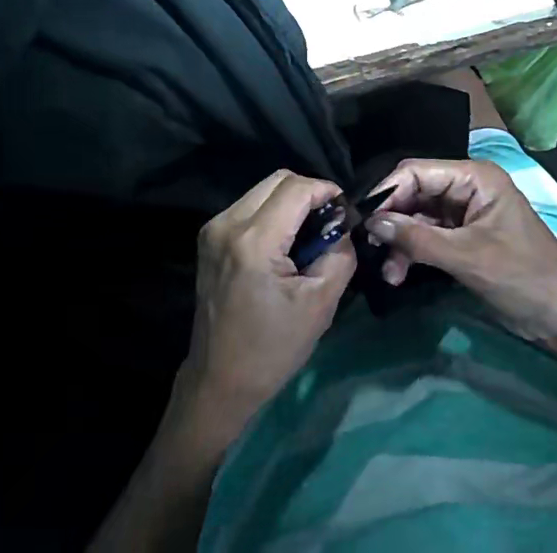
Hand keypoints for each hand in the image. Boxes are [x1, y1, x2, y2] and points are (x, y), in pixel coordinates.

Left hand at [178, 170, 356, 428]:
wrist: (219, 376)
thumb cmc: (273, 347)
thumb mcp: (320, 303)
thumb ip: (339, 254)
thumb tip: (344, 225)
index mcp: (254, 240)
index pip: (296, 189)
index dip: (327, 191)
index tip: (347, 211)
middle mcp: (227, 223)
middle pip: (276, 180)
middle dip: (308, 193)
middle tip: (331, 221)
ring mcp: (213, 228)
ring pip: (260, 191)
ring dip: (289, 202)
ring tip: (310, 233)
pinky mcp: (208, 237)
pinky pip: (247, 207)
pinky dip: (271, 213)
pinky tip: (285, 241)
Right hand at [364, 158, 556, 345]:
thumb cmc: (526, 279)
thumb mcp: (468, 258)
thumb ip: (416, 238)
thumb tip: (370, 224)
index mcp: (475, 178)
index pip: (415, 172)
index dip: (386, 192)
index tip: (362, 219)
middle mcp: (466, 188)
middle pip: (412, 193)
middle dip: (391, 221)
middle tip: (369, 248)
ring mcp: (464, 213)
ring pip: (415, 217)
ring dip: (399, 242)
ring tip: (387, 271)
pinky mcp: (463, 237)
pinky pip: (425, 236)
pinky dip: (411, 253)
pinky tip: (398, 273)